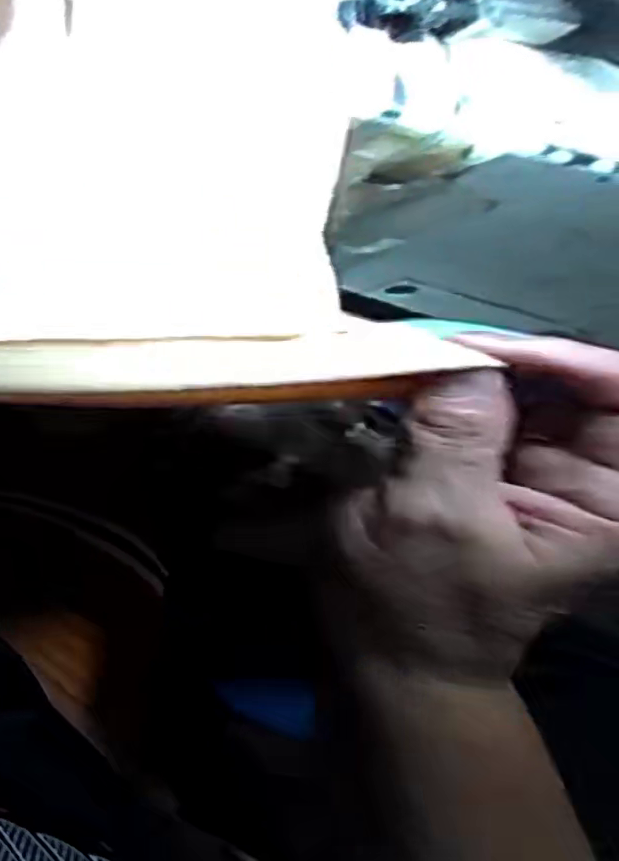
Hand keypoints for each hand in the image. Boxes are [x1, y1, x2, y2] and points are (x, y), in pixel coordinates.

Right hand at [327, 336, 618, 682]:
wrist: (388, 639)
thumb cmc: (420, 590)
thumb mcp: (436, 517)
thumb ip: (455, 440)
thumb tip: (460, 363)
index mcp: (617, 501)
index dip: (572, 365)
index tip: (478, 347)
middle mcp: (589, 478)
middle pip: (574, 392)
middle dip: (506, 360)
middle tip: (425, 344)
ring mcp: (528, 471)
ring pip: (515, 396)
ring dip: (461, 371)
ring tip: (401, 355)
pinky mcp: (474, 467)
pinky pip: (466, 413)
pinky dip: (431, 391)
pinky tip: (392, 381)